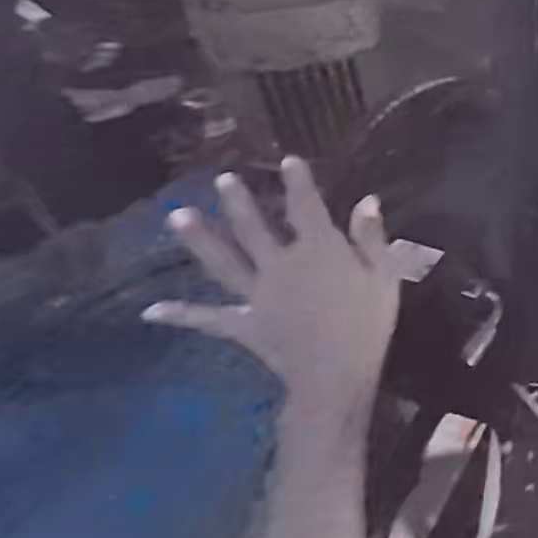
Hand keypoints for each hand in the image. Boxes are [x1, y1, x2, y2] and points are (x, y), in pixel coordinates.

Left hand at [145, 157, 430, 409]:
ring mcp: (258, 295)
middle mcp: (282, 264)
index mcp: (319, 250)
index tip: (288, 161)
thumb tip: (366, 200)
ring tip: (176, 216)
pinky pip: (210, 319)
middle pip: (254, 228)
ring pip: (224, 262)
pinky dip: (182, 315)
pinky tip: (152, 311)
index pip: (306, 207)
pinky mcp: (244, 325)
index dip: (298, 182)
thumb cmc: (369, 321)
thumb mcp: (385, 275)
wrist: (337, 376)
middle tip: (221, 179)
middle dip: (237, 202)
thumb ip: (372, 237)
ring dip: (200, 239)